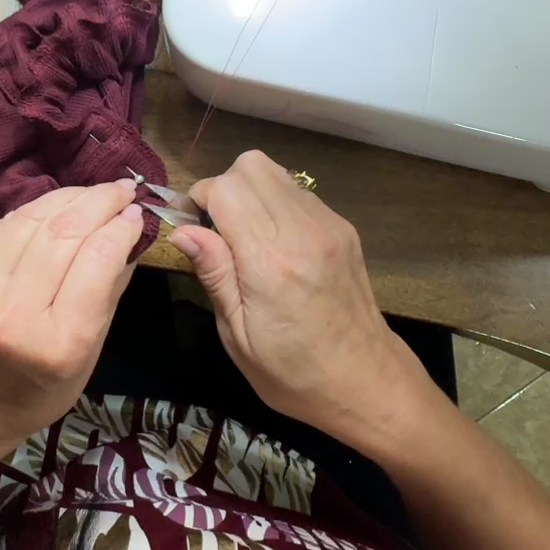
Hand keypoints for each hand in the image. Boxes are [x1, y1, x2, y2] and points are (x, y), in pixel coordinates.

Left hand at [0, 181, 144, 453]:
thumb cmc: (40, 389)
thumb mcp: (91, 353)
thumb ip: (110, 290)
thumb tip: (131, 231)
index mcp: (59, 342)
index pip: (97, 260)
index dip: (121, 227)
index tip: (138, 212)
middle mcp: (15, 312)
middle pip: (65, 233)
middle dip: (100, 202)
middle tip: (125, 189)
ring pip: (32, 219)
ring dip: (70, 197)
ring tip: (96, 192)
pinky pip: (5, 225)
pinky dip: (37, 209)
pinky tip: (59, 205)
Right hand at [170, 151, 438, 436]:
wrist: (367, 383)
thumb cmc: (292, 373)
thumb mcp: (237, 335)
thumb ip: (214, 274)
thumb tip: (182, 230)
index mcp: (270, 262)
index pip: (225, 189)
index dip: (199, 200)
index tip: (194, 229)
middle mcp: (303, 231)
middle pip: (249, 166)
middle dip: (222, 188)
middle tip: (217, 229)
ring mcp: (328, 225)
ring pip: (274, 171)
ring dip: (249, 192)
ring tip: (245, 234)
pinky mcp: (343, 227)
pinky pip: (296, 191)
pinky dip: (274, 203)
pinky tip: (274, 242)